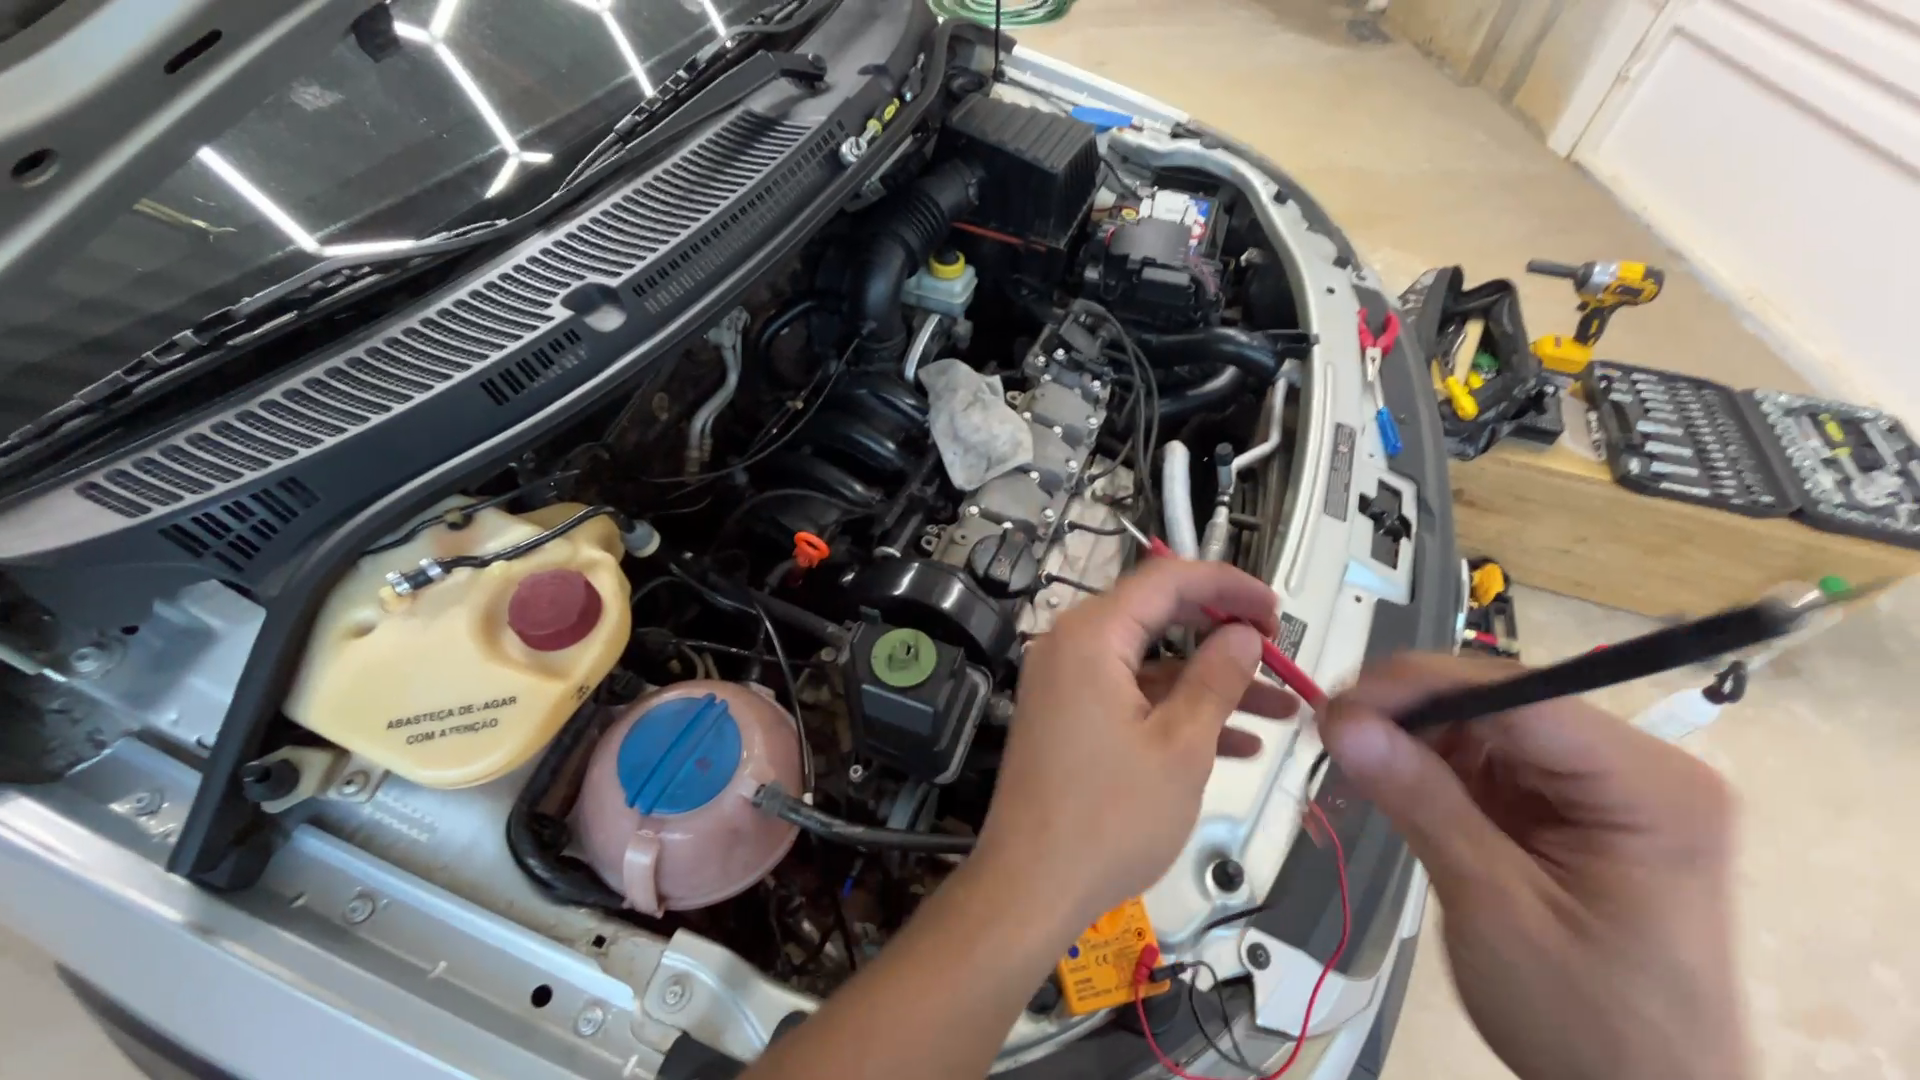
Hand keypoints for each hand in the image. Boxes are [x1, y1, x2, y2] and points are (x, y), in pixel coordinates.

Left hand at [974, 559, 1296, 930]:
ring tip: (1282, 709)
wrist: (1031, 886)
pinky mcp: (1069, 718)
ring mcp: (1066, 684)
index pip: (1166, 580)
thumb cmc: (1110, 817)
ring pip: (1150, 665)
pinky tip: (1239, 744)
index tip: (1277, 610)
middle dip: (1223, 636)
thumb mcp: (1180, 746)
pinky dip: (1177, 712)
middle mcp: (1070, 647)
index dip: (1227, 586)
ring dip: (1211, 684)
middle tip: (1280, 654)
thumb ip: (1215, 679)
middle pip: (1158, 617)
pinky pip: (1130, 698)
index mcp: (1090, 636)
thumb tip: (1243, 634)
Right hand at [1321, 653, 1747, 1079]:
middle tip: (1331, 734)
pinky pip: (1491, 758)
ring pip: (1487, 723)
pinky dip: (1433, 764)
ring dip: (1414, 735)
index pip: (1519, 696)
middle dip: (1410, 711)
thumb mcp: (1493, 907)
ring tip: (1352, 757)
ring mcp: (1604, 785)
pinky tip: (1393, 778)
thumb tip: (1339, 719)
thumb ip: (1420, 802)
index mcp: (1648, 785)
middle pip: (1502, 702)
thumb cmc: (1586, 1021)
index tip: (1334, 705)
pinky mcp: (1572, 806)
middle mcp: (1635, 766)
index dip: (1418, 686)